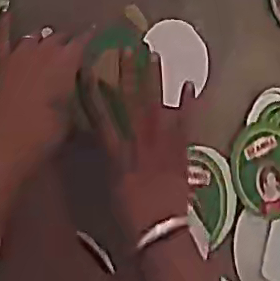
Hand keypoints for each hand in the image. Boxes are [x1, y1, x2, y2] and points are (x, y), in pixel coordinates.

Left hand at [0, 12, 87, 174]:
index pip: (82, 40)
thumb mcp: (74, 112)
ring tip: (45, 42)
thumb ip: (77, 92)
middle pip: (58, 36)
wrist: (12, 142)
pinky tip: (5, 12)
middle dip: (65, 41)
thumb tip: (82, 89)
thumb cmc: (50, 131)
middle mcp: (46, 48)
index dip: (89, 37)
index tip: (94, 32)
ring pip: (34, 36)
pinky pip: (3, 38)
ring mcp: (22, 53)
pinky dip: (4, 24)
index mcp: (68, 58)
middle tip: (68, 49)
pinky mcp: (3, 62)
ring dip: (41, 39)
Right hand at [92, 49, 193, 236]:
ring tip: (155, 56)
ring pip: (157, 102)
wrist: (160, 232)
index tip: (89, 69)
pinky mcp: (180, 147)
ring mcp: (161, 141)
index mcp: (116, 151)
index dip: (93, 92)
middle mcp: (138, 139)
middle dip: (128, 72)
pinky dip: (189, 103)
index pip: (101, 115)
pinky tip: (191, 85)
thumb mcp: (112, 184)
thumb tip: (107, 139)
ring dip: (156, 78)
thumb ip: (111, 158)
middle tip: (128, 49)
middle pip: (131, 99)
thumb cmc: (131, 215)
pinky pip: (186, 120)